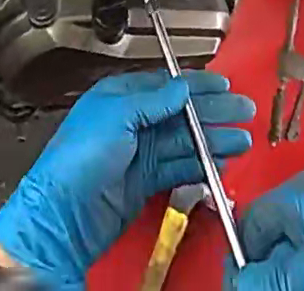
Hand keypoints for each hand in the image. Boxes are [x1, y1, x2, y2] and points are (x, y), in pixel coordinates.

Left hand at [0, 70, 255, 288]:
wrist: (60, 219)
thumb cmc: (77, 158)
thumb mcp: (117, 115)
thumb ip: (154, 100)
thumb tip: (184, 87)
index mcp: (122, 97)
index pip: (168, 85)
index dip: (198, 85)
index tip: (224, 85)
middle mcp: (133, 121)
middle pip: (182, 112)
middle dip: (214, 112)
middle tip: (243, 111)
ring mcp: (140, 152)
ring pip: (186, 140)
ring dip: (214, 139)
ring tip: (242, 139)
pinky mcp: (145, 182)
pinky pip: (180, 167)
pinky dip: (201, 164)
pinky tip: (220, 162)